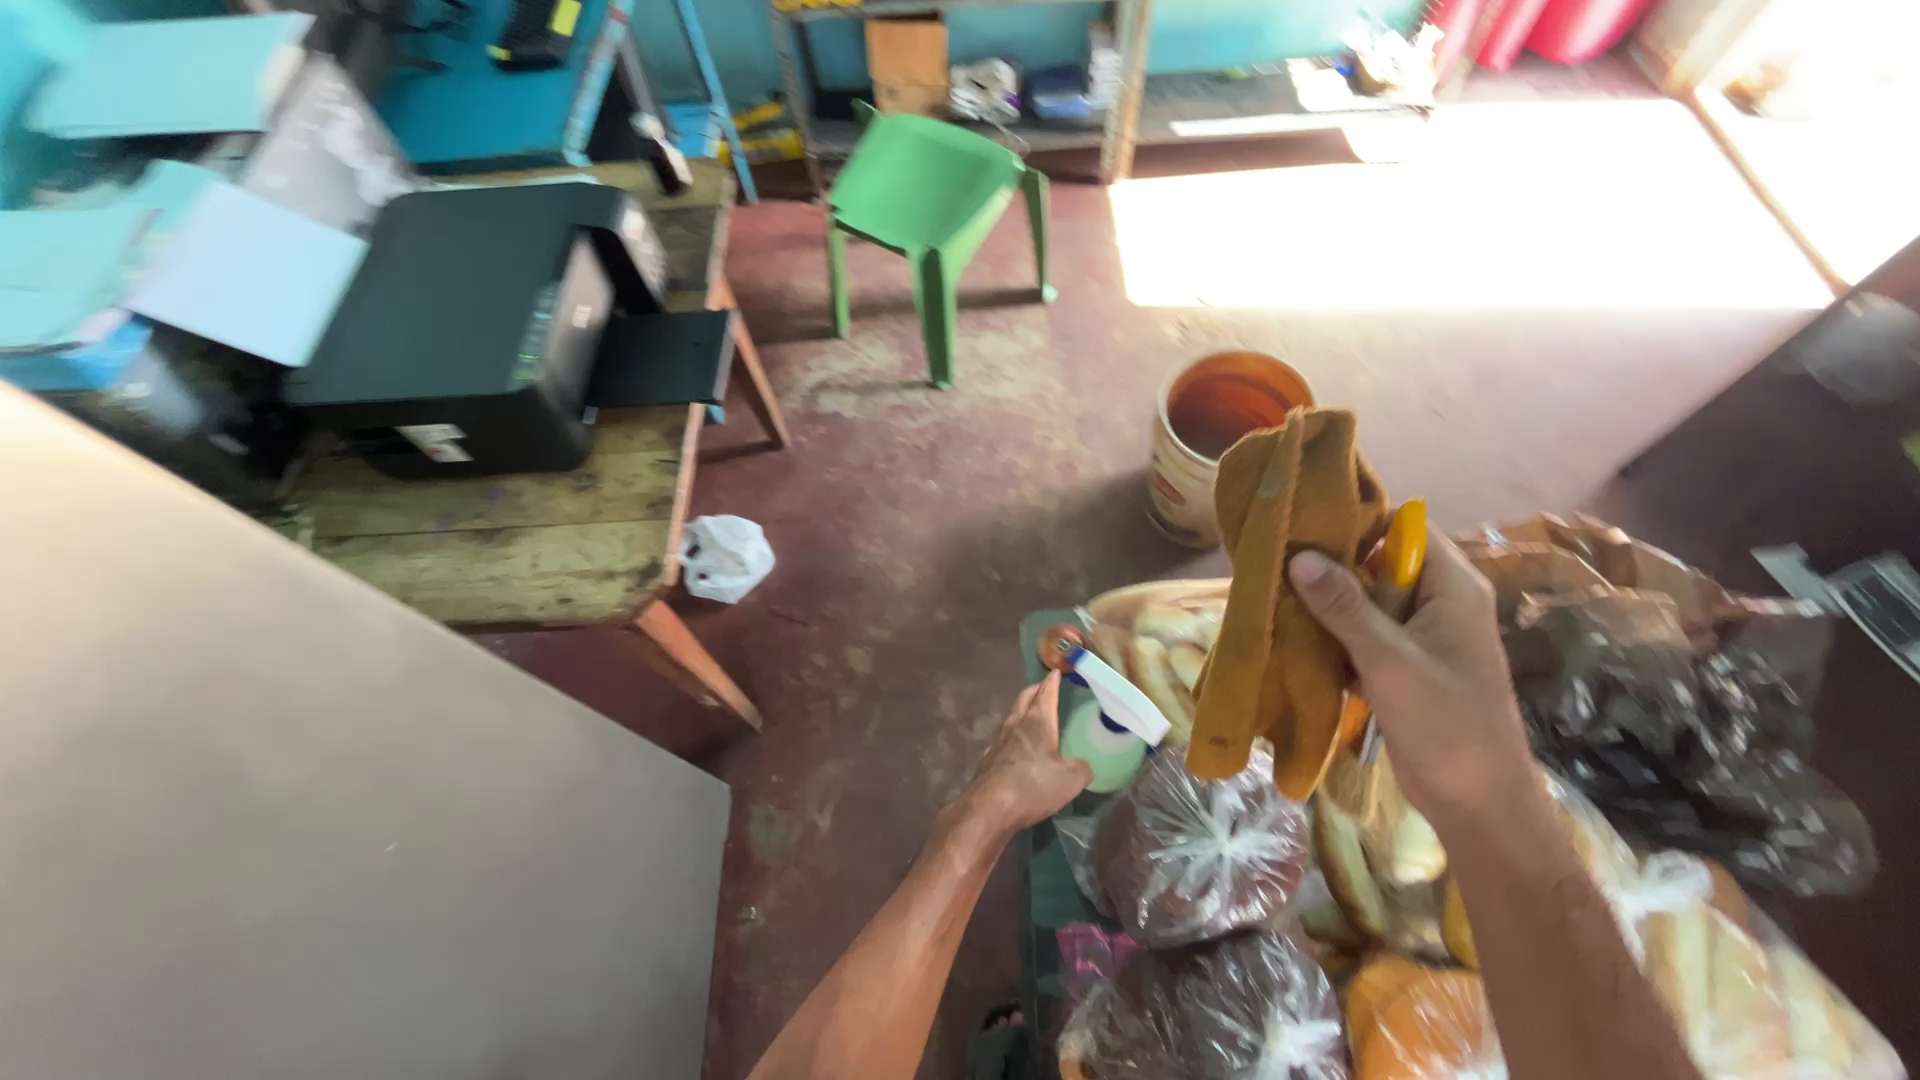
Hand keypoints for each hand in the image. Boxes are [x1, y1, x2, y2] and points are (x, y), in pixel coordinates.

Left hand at [959, 671, 1093, 836]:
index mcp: (1037, 723)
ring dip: (1021, 713)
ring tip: (1030, 715)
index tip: (1056, 671)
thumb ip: (1082, 768)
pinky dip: (1012, 737)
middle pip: (1023, 700)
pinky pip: (1002, 741)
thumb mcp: (1071, 779)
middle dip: (1034, 691)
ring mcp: (998, 743)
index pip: (1046, 694)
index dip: (1052, 682)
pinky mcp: (987, 761)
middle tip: (1043, 687)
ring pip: (1011, 719)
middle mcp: (1015, 726)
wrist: (989, 808)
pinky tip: (1014, 747)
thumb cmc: (1033, 786)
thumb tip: (1083, 766)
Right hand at [1288, 526, 1536, 830]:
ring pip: (1365, 601)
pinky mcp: (1403, 664)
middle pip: (1378, 563)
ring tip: (1275, 598)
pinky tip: (1294, 639)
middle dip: (1331, 566)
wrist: (1477, 801)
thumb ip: (1344, 607)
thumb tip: (1299, 556)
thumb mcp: (1389, 660)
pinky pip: (1363, 634)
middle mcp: (1438, 601)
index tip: (1304, 526)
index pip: (1404, 527)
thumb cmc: (1445, 723)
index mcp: (1452, 587)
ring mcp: (1420, 634)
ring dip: (1327, 605)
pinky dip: (1334, 636)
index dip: (1357, 522)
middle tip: (1277, 565)